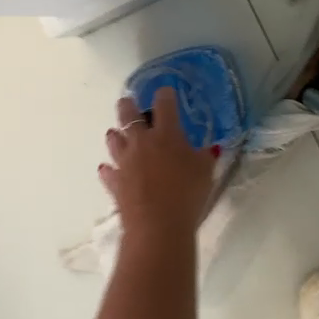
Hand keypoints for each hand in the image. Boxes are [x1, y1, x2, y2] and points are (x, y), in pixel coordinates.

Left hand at [100, 88, 216, 242]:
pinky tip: (110, 169)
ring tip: (118, 134)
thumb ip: (205, 156)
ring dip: (116, 135)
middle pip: (128, 114)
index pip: (164, 103)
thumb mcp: (205, 172)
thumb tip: (210, 149)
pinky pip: (108, 171)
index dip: (165, 94)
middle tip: (130, 103)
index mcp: (166, 133)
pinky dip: (110, 168)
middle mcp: (141, 141)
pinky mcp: (115, 183)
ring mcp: (124, 161)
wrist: (157, 226)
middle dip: (128, 105)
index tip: (166, 92)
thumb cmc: (187, 193)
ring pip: (114, 139)